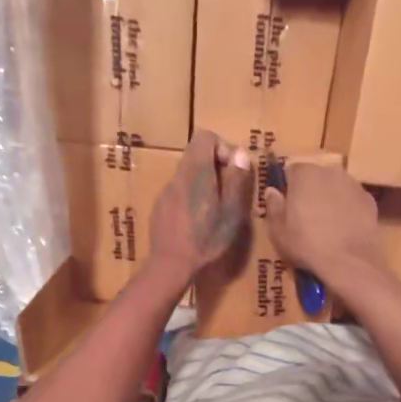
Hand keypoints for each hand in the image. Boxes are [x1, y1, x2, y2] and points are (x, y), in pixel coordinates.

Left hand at [144, 130, 251, 288]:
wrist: (170, 264)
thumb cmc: (205, 239)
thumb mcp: (230, 212)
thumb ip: (236, 179)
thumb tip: (241, 153)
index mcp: (196, 172)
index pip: (204, 137)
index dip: (222, 147)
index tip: (231, 170)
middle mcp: (177, 177)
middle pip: (195, 155)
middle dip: (214, 166)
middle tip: (227, 191)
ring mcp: (165, 192)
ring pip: (186, 174)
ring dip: (202, 183)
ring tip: (213, 208)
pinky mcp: (159, 207)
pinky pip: (177, 191)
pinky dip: (190, 197)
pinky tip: (195, 221)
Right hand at [262, 162, 383, 282]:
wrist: (348, 260)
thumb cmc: (306, 244)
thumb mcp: (278, 231)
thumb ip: (273, 207)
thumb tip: (271, 191)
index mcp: (305, 174)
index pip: (292, 169)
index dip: (288, 186)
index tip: (287, 203)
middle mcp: (330, 171)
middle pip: (316, 176)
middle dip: (310, 190)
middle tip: (305, 215)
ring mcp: (353, 184)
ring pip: (335, 187)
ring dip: (329, 198)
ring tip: (325, 223)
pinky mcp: (369, 200)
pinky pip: (351, 200)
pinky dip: (347, 209)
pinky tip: (342, 228)